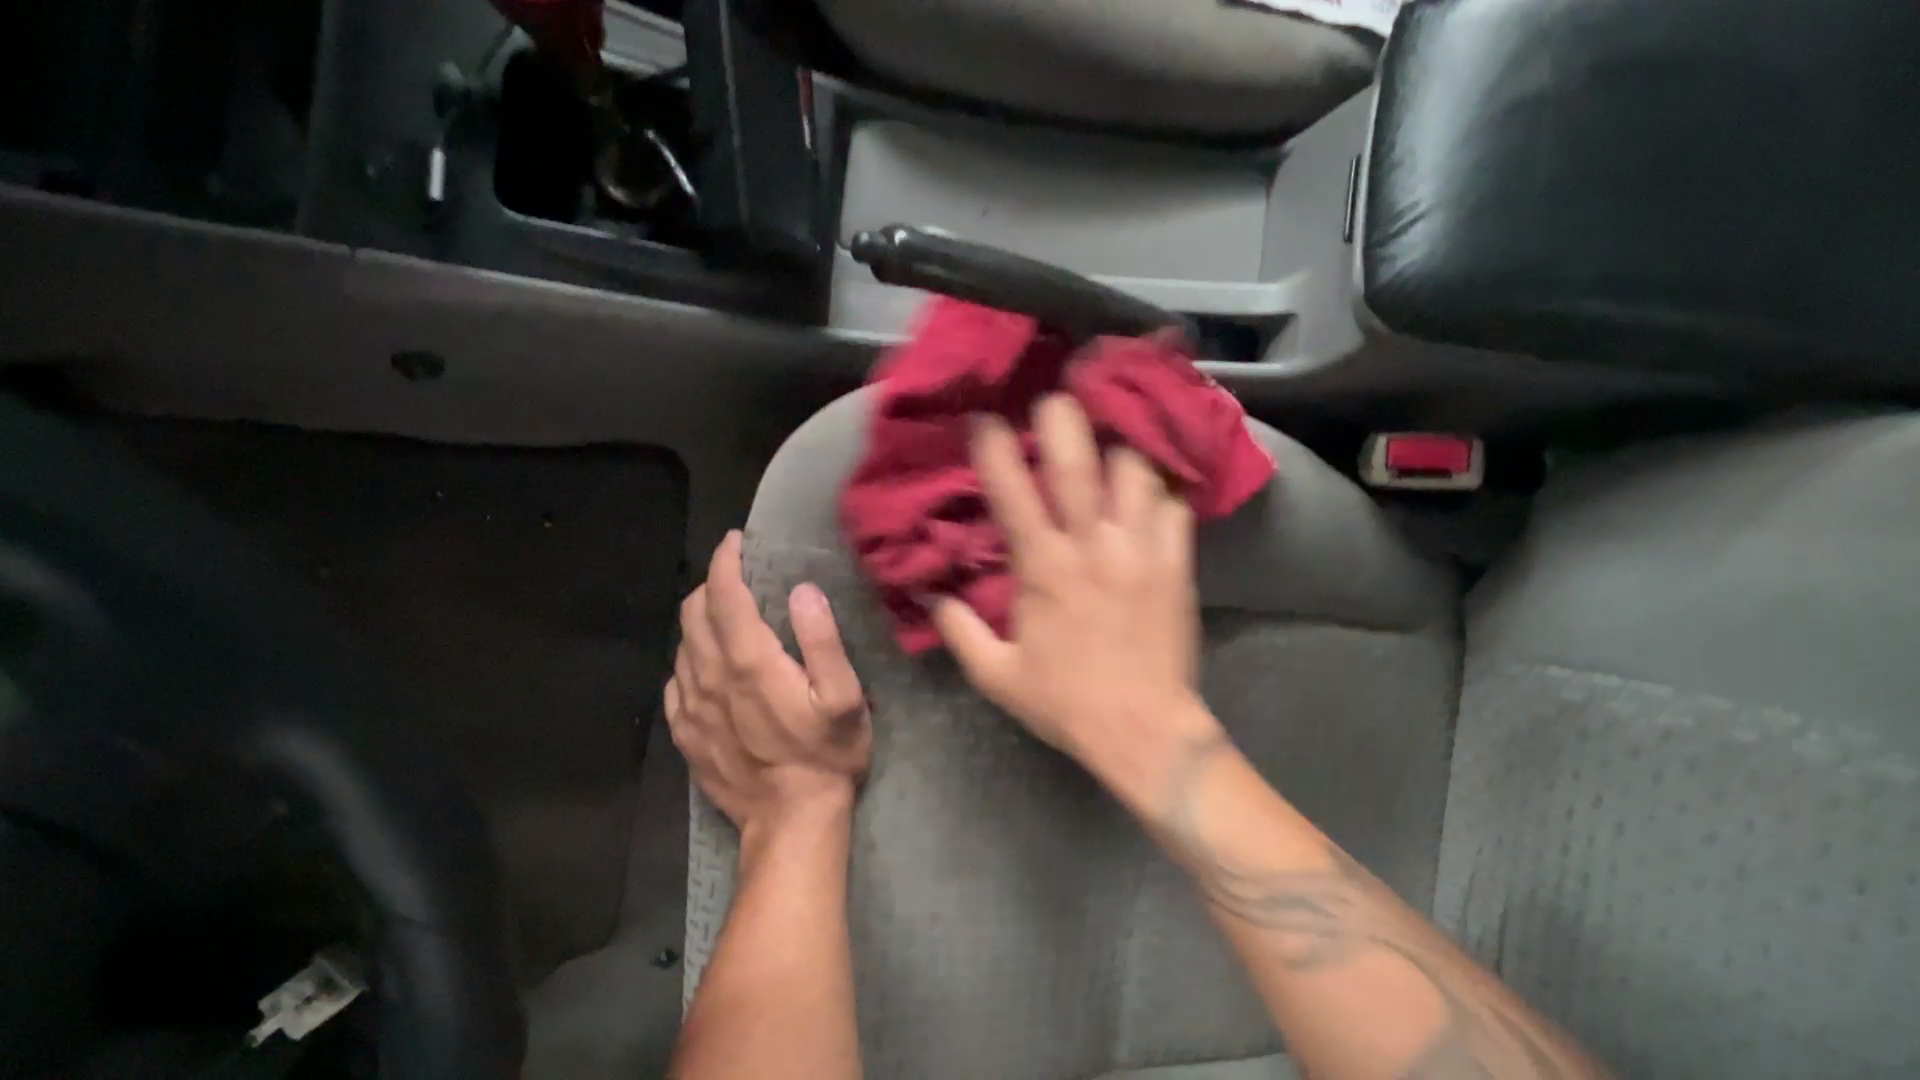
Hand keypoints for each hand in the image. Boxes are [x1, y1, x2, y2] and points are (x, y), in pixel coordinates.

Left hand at [666, 531, 871, 833]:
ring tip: (728, 621)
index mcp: (749, 661)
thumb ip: (823, 640)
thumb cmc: (826, 757)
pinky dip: (691, 661)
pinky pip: (675, 681)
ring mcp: (690, 707)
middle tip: (737, 581)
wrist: (789, 823)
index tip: (737, 542)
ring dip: (700, 623)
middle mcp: (709, 676)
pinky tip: (712, 670)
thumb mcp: (845, 698)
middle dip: (710, 586)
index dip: (726, 560)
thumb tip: (802, 590)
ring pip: (682, 645)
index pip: (724, 593)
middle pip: (693, 612)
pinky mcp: (684, 732)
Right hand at [931, 395, 1209, 771]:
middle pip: (1079, 463)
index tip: (985, 418)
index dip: (994, 448)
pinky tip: (1151, 498)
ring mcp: (1140, 552)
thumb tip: (931, 595)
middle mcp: (1092, 547)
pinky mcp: (1178, 566)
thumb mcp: (996, 676)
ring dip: (1117, 456)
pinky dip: (1161, 496)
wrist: (1145, 731)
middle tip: (1055, 400)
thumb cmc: (1066, 703)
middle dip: (1064, 420)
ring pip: (1135, 474)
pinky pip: (1175, 508)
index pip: (1012, 492)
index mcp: (1043, 568)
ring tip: (1109, 451)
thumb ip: (959, 631)